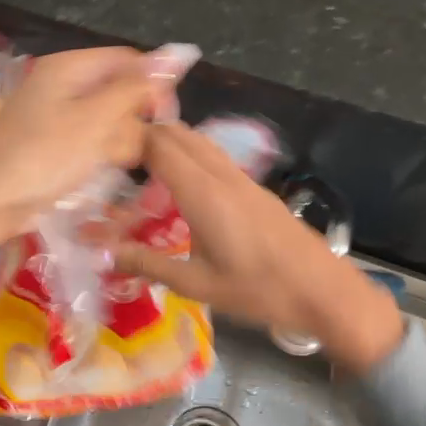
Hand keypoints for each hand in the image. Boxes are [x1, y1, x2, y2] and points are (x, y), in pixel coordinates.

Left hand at [0, 47, 170, 294]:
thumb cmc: (43, 156)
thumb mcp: (96, 119)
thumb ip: (135, 88)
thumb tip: (176, 55)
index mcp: (69, 67)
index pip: (128, 61)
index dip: (152, 84)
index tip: (165, 119)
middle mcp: (62, 86)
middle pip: (120, 92)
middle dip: (131, 122)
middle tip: (125, 150)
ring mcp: (56, 118)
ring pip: (109, 122)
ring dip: (117, 145)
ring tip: (104, 167)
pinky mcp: (53, 147)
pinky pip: (90, 145)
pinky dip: (99, 158)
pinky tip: (96, 177)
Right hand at [116, 122, 406, 369]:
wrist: (325, 291)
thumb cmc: (258, 290)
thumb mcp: (196, 284)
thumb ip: (147, 264)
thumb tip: (102, 253)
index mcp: (202, 192)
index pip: (158, 145)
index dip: (128, 140)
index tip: (101, 153)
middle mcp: (221, 175)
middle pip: (179, 134)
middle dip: (145, 136)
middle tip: (115, 158)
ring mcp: (242, 179)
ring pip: (199, 142)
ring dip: (170, 143)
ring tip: (141, 169)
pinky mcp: (255, 190)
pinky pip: (214, 158)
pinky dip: (189, 158)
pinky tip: (180, 189)